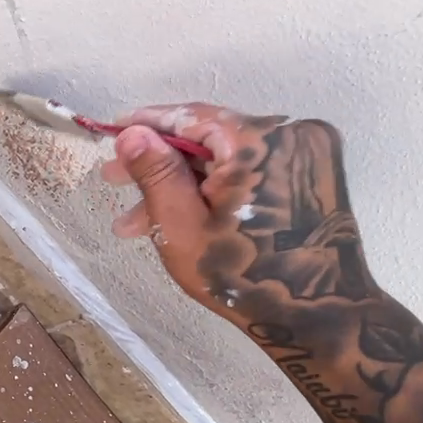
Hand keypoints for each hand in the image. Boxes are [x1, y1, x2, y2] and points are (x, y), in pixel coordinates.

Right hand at [101, 104, 381, 323]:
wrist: (310, 305)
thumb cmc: (236, 270)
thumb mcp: (180, 221)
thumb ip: (155, 172)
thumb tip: (129, 133)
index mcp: (258, 143)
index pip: (193, 116)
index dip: (148, 123)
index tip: (114, 128)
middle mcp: (290, 135)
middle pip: (208, 136)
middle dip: (157, 160)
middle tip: (112, 180)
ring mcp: (304, 154)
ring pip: (224, 157)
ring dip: (178, 182)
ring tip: (136, 218)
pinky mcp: (308, 174)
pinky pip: (245, 169)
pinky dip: (209, 187)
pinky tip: (178, 214)